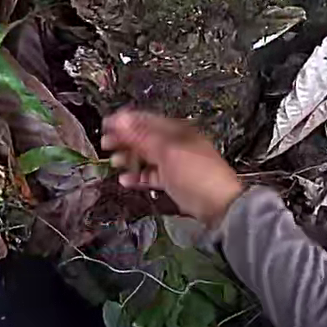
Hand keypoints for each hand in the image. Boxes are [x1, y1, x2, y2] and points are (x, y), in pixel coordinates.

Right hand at [101, 109, 244, 227]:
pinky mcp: (175, 180)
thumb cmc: (197, 175)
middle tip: (106, 143)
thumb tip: (121, 120)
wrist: (220, 206)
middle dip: (125, 139)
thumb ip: (143, 137)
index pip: (147, 120)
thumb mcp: (167, 152)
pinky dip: (139, 176)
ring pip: (147, 156)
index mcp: (177, 131)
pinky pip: (152, 174)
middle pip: (145, 137)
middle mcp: (176, 144)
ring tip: (114, 162)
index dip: (126, 121)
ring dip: (130, 158)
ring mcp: (176, 162)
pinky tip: (127, 180)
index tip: (107, 123)